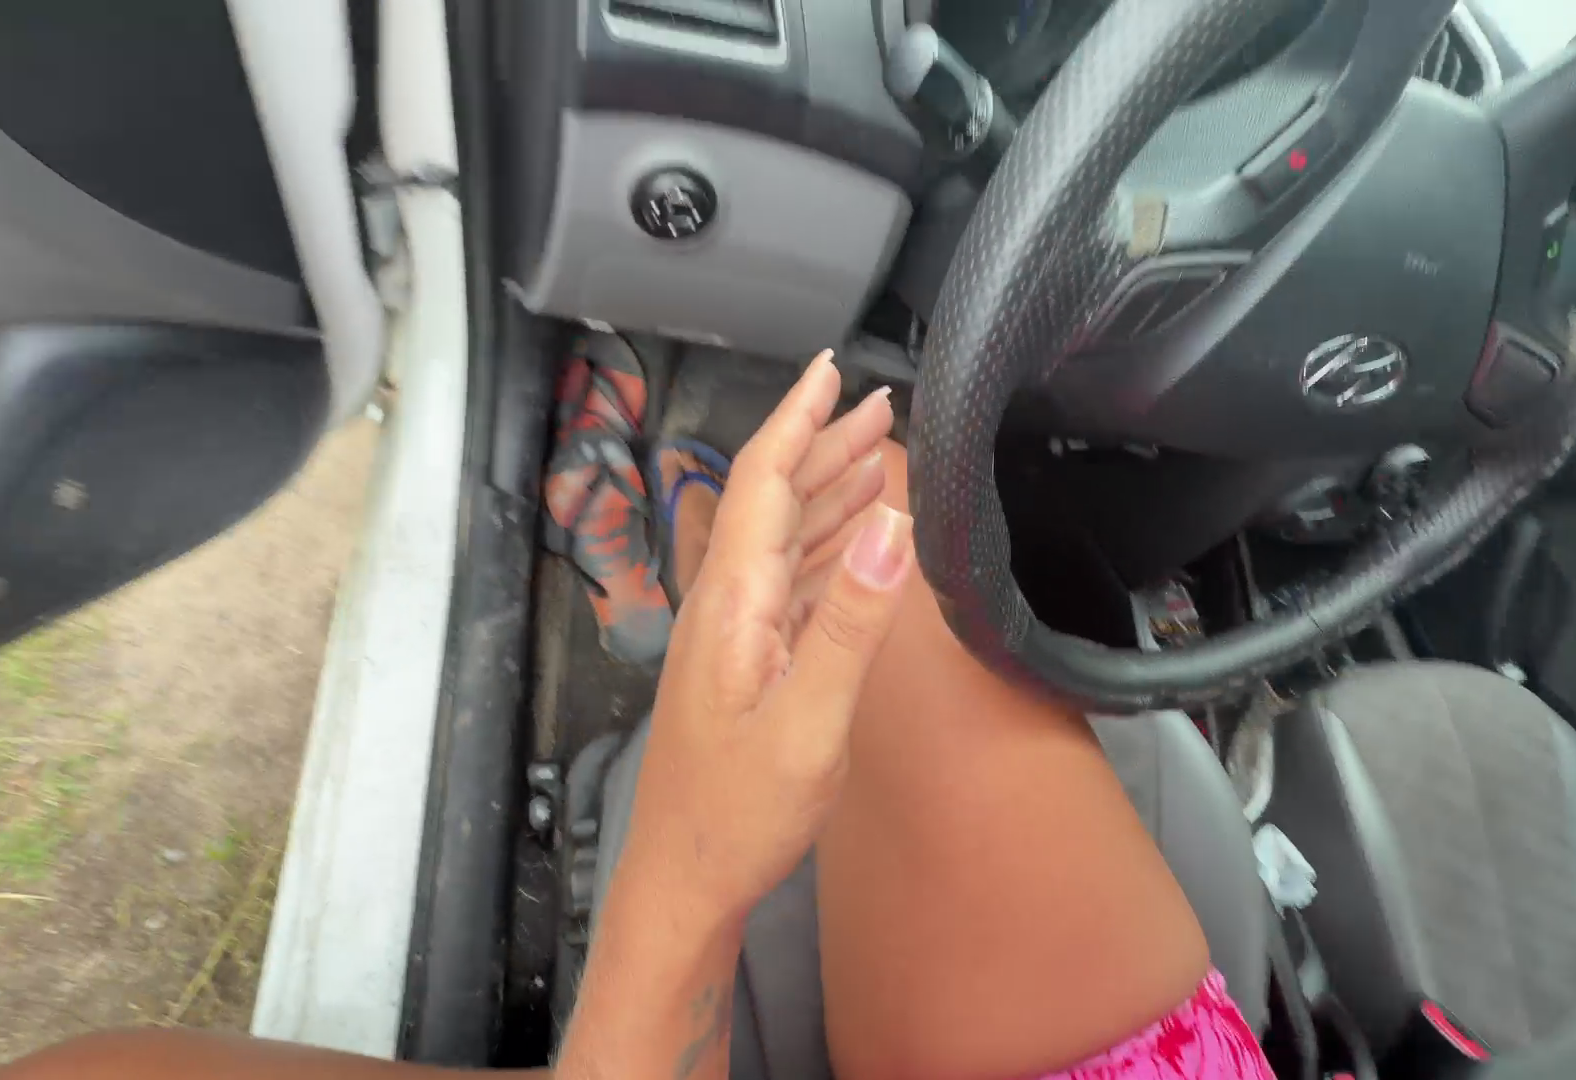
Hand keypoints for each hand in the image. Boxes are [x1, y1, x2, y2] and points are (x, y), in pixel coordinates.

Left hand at [621, 353, 913, 929]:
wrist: (686, 873)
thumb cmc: (739, 810)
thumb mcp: (808, 722)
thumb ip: (849, 622)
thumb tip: (889, 528)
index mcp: (734, 598)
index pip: (765, 480)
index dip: (798, 419)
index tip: (830, 371)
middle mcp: (728, 599)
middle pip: (776, 497)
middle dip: (825, 443)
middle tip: (880, 408)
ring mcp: (737, 626)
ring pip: (785, 534)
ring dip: (829, 489)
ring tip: (875, 456)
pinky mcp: (750, 653)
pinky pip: (792, 576)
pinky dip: (825, 543)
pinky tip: (850, 535)